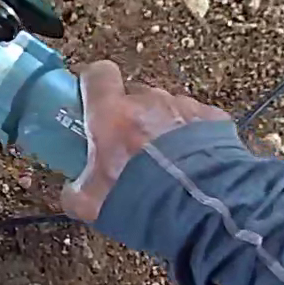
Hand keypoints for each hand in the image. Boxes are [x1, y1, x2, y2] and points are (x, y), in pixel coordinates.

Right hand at [62, 60, 229, 221]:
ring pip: (165, 108)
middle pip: (133, 94)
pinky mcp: (212, 120)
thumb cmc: (141, 200)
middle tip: (126, 146)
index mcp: (112, 115)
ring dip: (160, 127)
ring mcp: (183, 107)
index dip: (93, 83)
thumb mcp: (92, 205)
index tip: (91, 99)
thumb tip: (71, 193)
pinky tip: (190, 162)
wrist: (198, 209)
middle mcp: (147, 102)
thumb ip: (75, 193)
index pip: (97, 75)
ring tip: (163, 161)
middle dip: (128, 115)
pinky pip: (196, 120)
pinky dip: (191, 136)